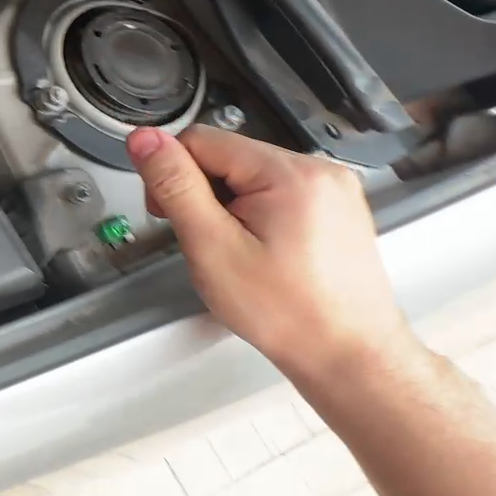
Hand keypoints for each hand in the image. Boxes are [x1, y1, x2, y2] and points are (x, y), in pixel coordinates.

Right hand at [127, 125, 417, 381]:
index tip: (175, 216)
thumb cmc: (285, 310)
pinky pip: (268, 188)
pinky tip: (255, 244)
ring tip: (232, 246)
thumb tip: (144, 139)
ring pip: (242, 172)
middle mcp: (319, 171)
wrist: (350, 357)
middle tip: (203, 238)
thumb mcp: (210, 244)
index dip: (171, 175)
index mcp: (291, 174)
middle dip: (197, 189)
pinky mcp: (333, 205)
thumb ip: (174, 184)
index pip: (198, 140)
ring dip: (222, 203)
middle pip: (221, 154)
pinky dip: (248, 211)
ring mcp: (332, 188)